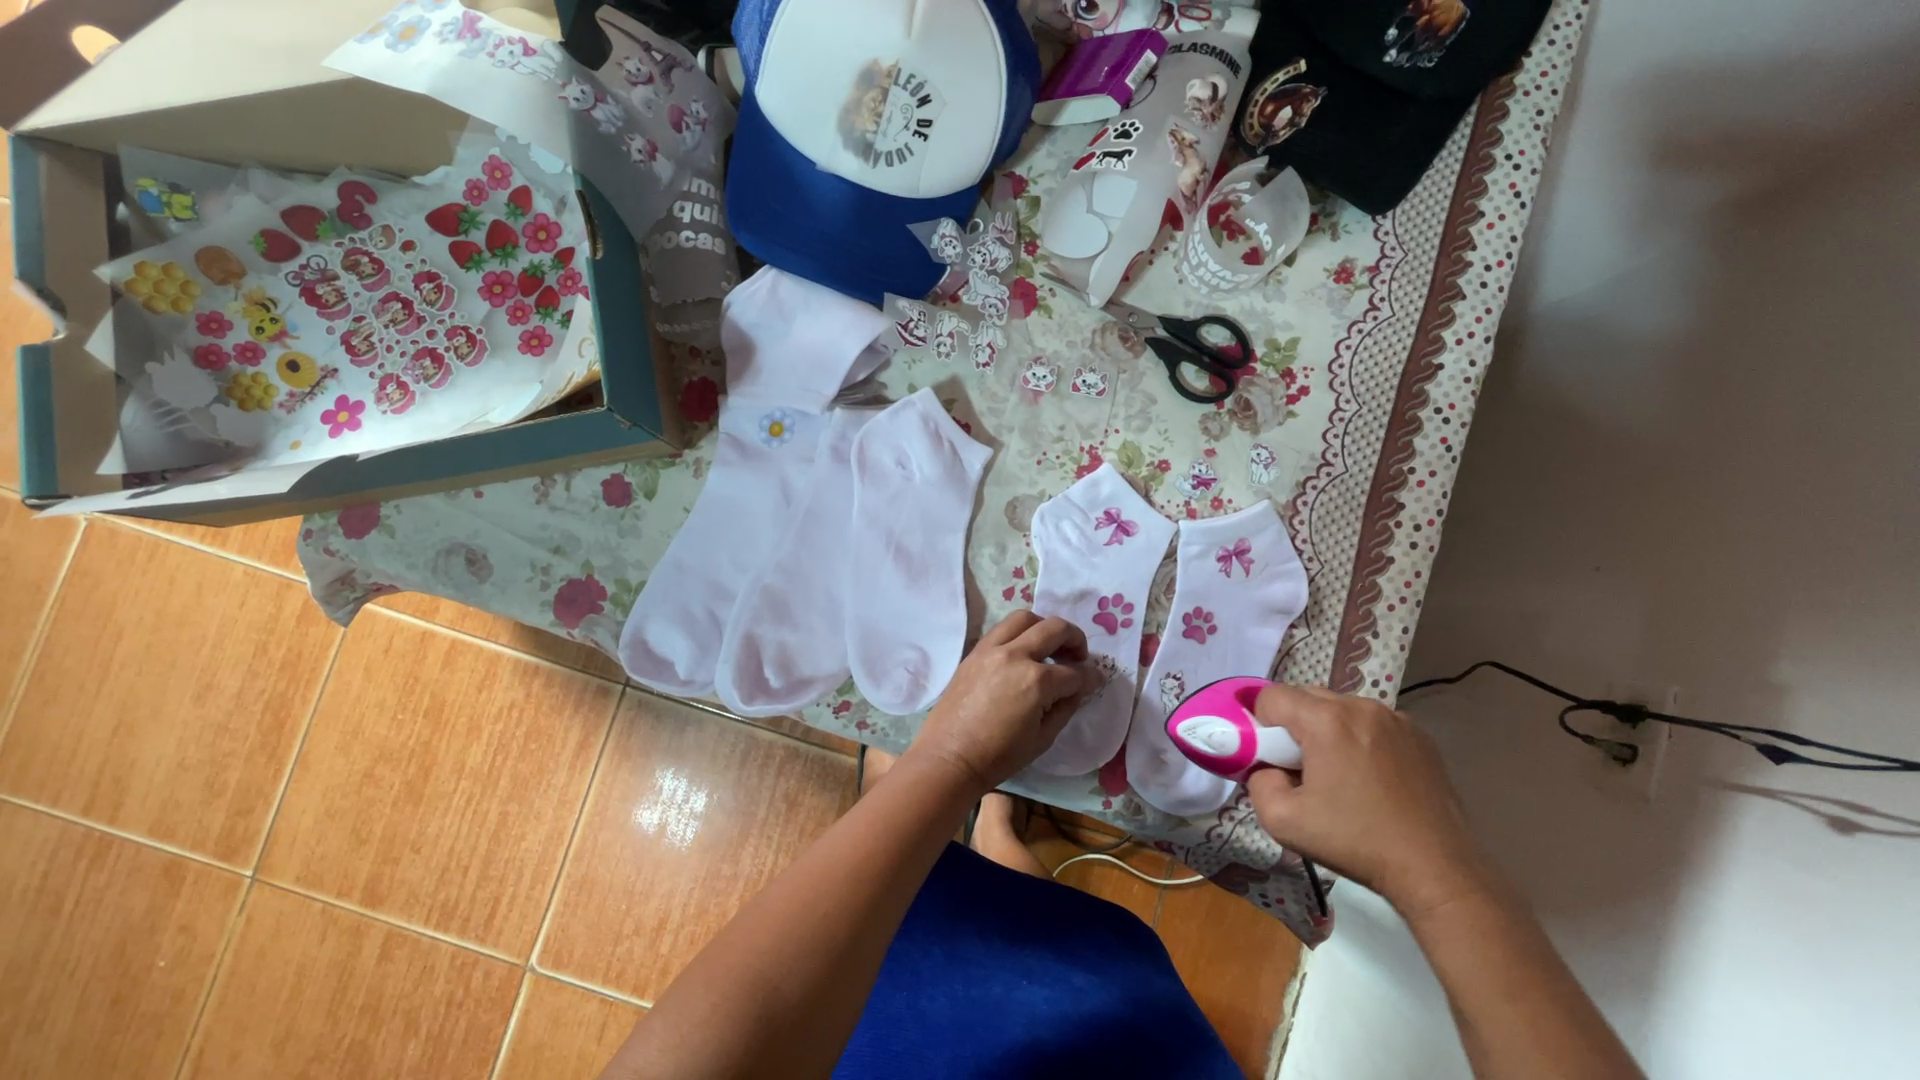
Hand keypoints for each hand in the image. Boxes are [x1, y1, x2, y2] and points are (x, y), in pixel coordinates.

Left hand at [906, 611, 1091, 795]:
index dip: (1090, 677)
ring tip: (1050, 646)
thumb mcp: (1044, 737)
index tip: (1096, 679)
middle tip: (1078, 656)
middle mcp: (1015, 655)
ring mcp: (991, 649)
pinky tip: (1023, 652)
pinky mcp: (974, 652)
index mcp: (1036, 681)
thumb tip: (1081, 687)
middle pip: (1054, 628)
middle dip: (1075, 639)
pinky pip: (1002, 629)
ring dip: (1044, 627)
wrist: (950, 757)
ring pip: (1025, 618)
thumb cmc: (999, 756)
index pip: (1074, 672)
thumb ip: (1066, 706)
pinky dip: (1019, 633)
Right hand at [1245, 684, 1491, 919]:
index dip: (1260, 725)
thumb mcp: (1282, 821)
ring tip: (1338, 775)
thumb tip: (1267, 767)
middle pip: (1306, 696)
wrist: (1435, 868)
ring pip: (1340, 708)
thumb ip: (1257, 781)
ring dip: (1326, 730)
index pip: (1271, 696)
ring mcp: (1396, 719)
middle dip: (1292, 725)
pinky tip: (1370, 778)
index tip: (1272, 759)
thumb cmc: (1355, 842)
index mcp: (1326, 721)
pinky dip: (1359, 739)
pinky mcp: (1419, 736)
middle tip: (1300, 769)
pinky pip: (1371, 723)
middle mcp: (1362, 707)